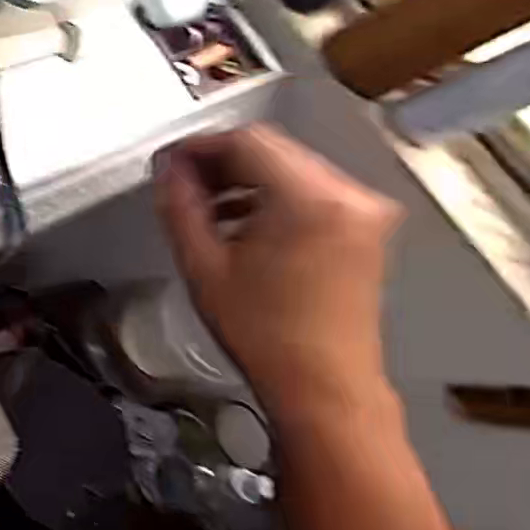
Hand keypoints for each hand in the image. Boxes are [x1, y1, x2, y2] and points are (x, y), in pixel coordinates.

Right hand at [154, 124, 402, 426]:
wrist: (324, 389)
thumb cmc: (267, 337)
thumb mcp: (204, 266)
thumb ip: (179, 206)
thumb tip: (167, 170)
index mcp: (309, 199)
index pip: (247, 141)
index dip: (200, 146)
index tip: (171, 161)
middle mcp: (346, 195)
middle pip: (271, 149)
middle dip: (220, 162)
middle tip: (181, 181)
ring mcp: (360, 210)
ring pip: (288, 167)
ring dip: (243, 179)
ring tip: (205, 206)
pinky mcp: (362, 227)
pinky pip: (308, 190)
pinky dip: (270, 196)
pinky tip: (240, 221)